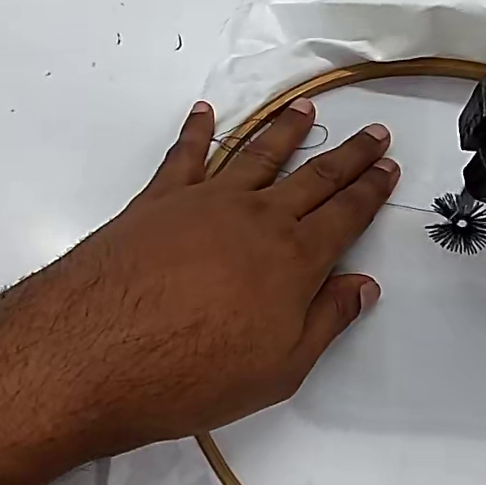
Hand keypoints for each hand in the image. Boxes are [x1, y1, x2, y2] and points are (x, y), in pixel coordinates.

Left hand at [0, 98, 397, 459]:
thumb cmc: (195, 375)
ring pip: (257, 154)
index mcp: (293, 260)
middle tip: (373, 133)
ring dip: (285, 130)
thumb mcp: (278, 369)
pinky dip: (195, 130)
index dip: (370, 190)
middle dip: (348, 155)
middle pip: (314, 177)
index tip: (388, 167)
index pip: (345, 216)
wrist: (97, 353)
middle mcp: (257, 218)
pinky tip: (204, 112)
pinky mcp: (158, 199)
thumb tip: (364, 284)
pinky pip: (184, 155)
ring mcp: (206, 201)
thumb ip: (325, 321)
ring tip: (307, 109)